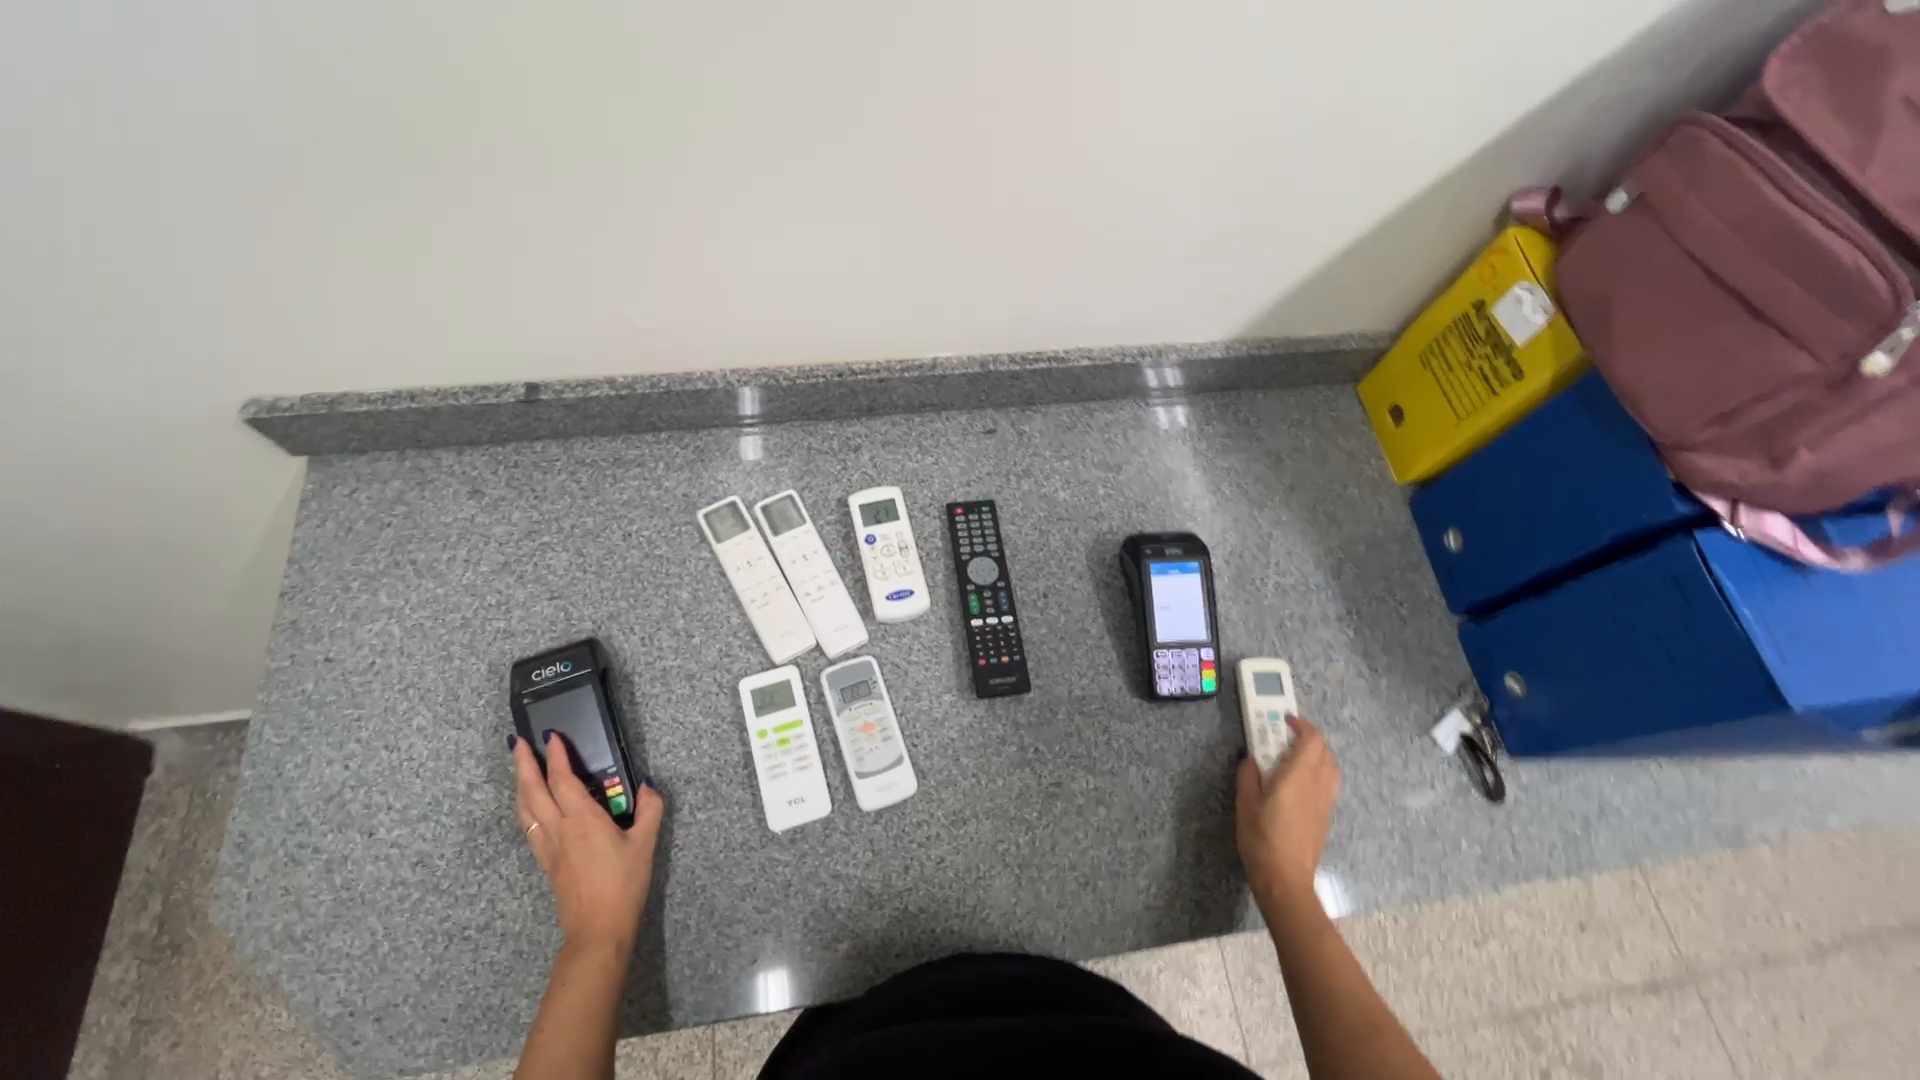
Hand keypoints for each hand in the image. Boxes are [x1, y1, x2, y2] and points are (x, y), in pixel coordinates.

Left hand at [512, 732, 665, 954]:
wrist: (597, 928)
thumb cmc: (623, 884)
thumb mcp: (645, 843)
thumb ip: (649, 809)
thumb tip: (647, 785)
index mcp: (582, 819)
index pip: (563, 779)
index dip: (557, 756)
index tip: (551, 736)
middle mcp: (558, 829)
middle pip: (533, 790)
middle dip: (524, 764)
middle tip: (518, 742)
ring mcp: (547, 847)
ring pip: (525, 809)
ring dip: (520, 785)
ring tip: (519, 769)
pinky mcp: (546, 862)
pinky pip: (528, 826)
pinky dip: (525, 807)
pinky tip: (530, 807)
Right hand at [1235, 715, 1341, 914]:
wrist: (1285, 878)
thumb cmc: (1261, 839)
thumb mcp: (1244, 804)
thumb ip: (1249, 776)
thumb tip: (1253, 759)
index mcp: (1297, 777)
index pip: (1311, 740)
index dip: (1301, 725)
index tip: (1285, 720)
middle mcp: (1317, 785)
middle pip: (1324, 750)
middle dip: (1308, 737)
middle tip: (1285, 737)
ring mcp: (1325, 801)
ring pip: (1331, 766)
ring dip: (1317, 754)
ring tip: (1295, 756)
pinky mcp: (1326, 815)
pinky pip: (1330, 782)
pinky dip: (1320, 770)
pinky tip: (1302, 781)